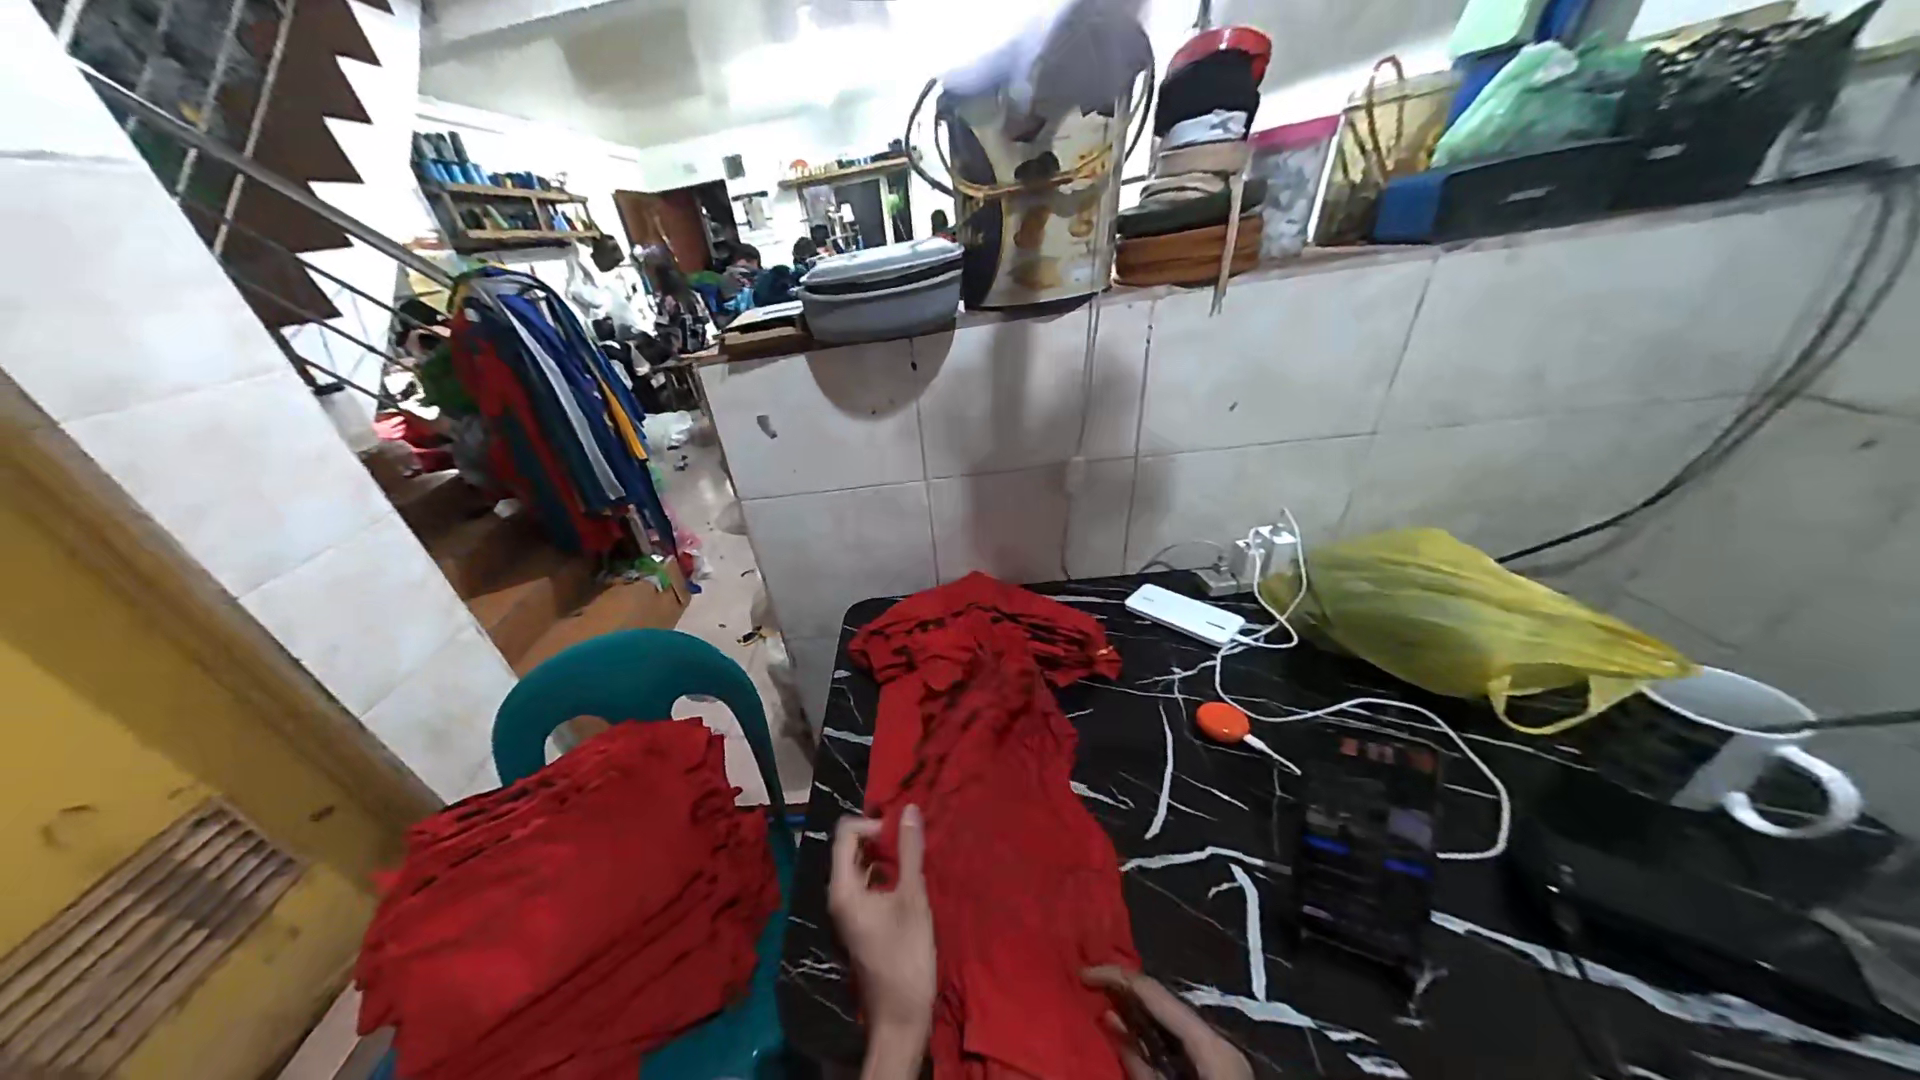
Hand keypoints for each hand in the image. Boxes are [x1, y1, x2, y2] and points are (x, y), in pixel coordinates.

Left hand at [830, 806, 935, 1046]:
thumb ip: (910, 851)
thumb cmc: (905, 954)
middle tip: (908, 839)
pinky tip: (907, 877)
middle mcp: (838, 895)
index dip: (870, 824)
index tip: (898, 833)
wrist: (901, 1015)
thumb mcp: (912, 896)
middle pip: (850, 848)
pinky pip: (867, 881)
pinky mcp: (860, 919)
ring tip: (912, 854)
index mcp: (842, 888)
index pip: (845, 834)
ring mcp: (848, 909)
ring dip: (884, 854)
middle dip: (878, 836)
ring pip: (860, 865)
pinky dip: (885, 872)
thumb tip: (910, 809)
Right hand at [1082, 966, 1253, 1079]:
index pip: (1155, 994)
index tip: (1081, 973)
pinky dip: (1138, 1052)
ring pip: (1160, 1034)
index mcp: (1210, 1046)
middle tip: (1084, 984)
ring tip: (1093, 1007)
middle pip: (1160, 1008)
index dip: (1115, 977)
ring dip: (1127, 1020)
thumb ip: (1140, 1067)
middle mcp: (1210, 1050)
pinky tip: (1113, 1040)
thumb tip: (1107, 1027)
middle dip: (1122, 994)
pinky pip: (1164, 1063)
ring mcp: (1207, 1071)